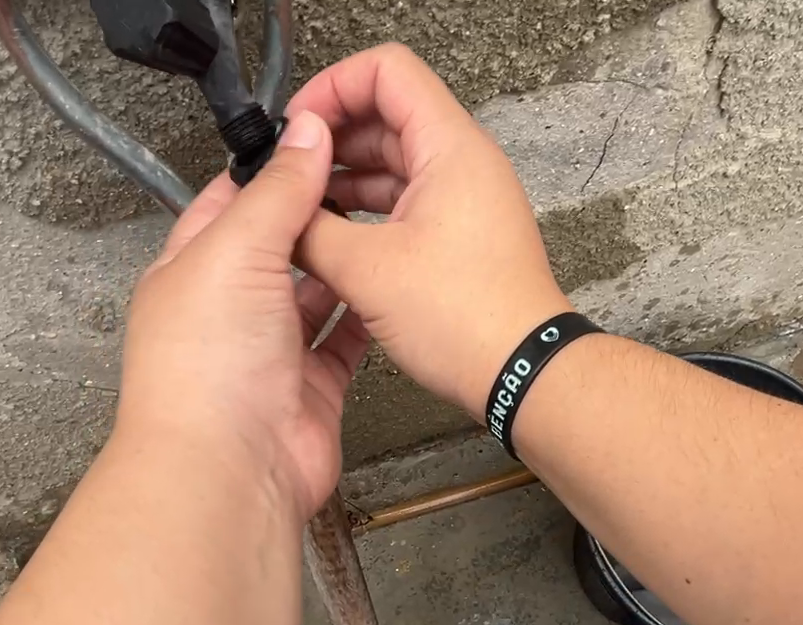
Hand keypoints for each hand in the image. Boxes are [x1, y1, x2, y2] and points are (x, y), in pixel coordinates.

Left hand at [115, 111, 368, 520]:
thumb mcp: (237, 252)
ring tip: (384, 227)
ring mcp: (274, 352)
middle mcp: (232, 310)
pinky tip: (387, 291)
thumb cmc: (209, 366)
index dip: (273, 172)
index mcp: (194, 270)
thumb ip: (278, 193)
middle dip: (316, 219)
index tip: (320, 143)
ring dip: (343, 268)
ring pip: (315, 297)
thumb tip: (306, 131)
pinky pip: (343, 344)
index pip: (231, 204)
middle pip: (279, 250)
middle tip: (367, 182)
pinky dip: (363, 319)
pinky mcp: (313, 388)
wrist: (235, 466)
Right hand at [289, 45, 571, 415]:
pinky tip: (341, 241)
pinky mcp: (467, 241)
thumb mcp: (368, 272)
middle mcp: (467, 168)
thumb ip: (312, 232)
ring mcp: (469, 205)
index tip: (299, 125)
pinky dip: (374, 215)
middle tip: (293, 174)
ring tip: (308, 212)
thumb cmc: (470, 323)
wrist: (522, 374)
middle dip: (334, 142)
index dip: (334, 87)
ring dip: (350, 183)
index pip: (387, 72)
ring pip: (398, 168)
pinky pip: (412, 207)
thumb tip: (280, 218)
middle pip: (389, 119)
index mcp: (451, 150)